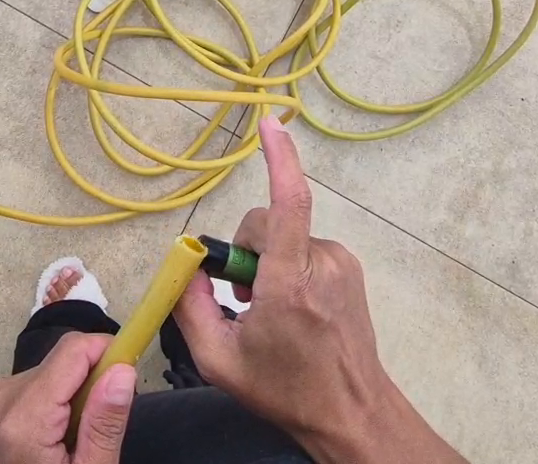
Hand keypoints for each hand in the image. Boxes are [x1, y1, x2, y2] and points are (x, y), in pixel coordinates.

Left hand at [0, 333, 134, 463]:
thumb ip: (104, 426)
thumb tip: (123, 371)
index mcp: (23, 419)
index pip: (74, 349)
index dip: (108, 352)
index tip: (128, 375)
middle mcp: (2, 399)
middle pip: (64, 358)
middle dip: (92, 381)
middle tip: (101, 424)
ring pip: (54, 368)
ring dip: (74, 392)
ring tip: (74, 437)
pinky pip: (38, 381)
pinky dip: (56, 399)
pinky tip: (55, 435)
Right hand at [173, 117, 465, 463]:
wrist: (352, 414)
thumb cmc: (285, 389)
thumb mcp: (220, 362)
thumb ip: (191, 308)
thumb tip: (185, 266)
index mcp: (288, 283)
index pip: (289, 204)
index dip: (280, 158)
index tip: (269, 123)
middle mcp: (320, 262)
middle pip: (270, 221)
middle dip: (247, 248)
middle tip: (246, 299)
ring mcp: (340, 262)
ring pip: (287, 235)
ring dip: (271, 259)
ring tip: (275, 309)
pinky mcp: (348, 265)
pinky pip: (306, 246)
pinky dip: (291, 264)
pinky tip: (295, 304)